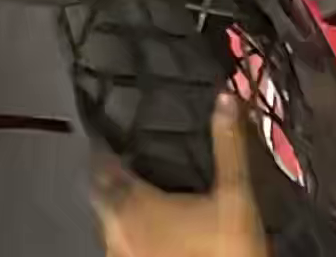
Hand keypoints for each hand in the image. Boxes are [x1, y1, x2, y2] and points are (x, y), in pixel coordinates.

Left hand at [90, 93, 265, 256]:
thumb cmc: (223, 249)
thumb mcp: (233, 194)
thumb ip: (227, 143)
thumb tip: (225, 94)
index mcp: (134, 205)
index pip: (102, 169)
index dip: (104, 149)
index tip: (110, 131)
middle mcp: (118, 232)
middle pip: (101, 196)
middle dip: (109, 176)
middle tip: (124, 156)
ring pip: (109, 223)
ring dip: (117, 204)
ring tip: (135, 186)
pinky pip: (120, 245)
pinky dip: (127, 229)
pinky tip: (147, 226)